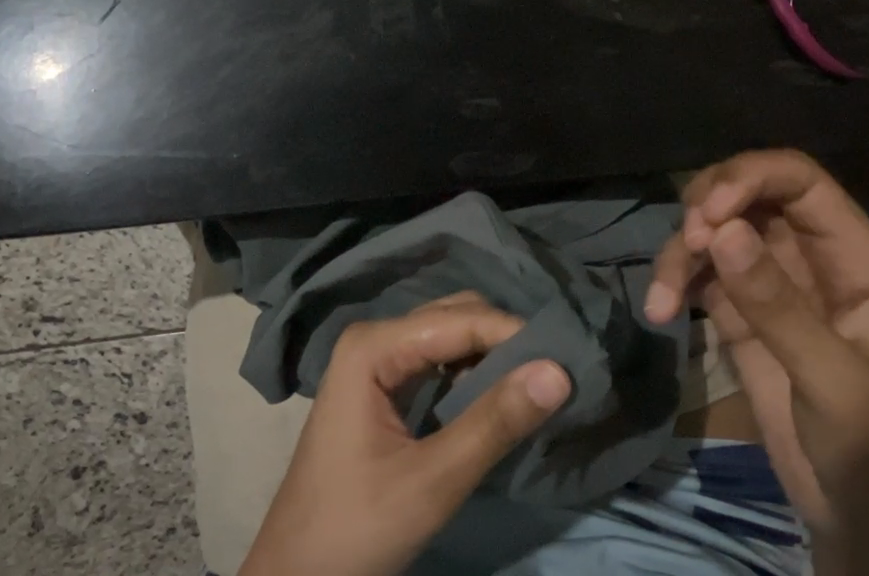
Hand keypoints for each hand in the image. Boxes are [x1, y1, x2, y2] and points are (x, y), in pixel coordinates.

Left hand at [240, 293, 572, 575]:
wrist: (299, 572)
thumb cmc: (357, 525)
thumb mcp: (433, 480)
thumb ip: (493, 423)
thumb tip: (559, 372)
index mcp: (374, 347)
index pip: (461, 319)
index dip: (516, 335)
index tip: (569, 360)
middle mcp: (375, 339)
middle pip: (455, 317)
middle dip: (506, 339)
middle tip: (558, 371)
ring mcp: (377, 362)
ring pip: (450, 337)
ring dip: (494, 356)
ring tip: (541, 381)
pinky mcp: (384, 387)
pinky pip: (439, 363)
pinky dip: (474, 373)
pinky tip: (503, 396)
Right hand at [645, 150, 868, 575]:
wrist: (868, 525)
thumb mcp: (836, 384)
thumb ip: (778, 307)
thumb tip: (719, 233)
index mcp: (859, 261)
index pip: (802, 183)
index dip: (750, 178)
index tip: (706, 216)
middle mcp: (815, 260)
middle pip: (751, 195)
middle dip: (708, 208)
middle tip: (686, 246)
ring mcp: (776, 286)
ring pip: (718, 232)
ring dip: (682, 251)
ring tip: (663, 298)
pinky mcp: (743, 315)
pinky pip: (703, 274)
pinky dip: (676, 282)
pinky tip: (660, 311)